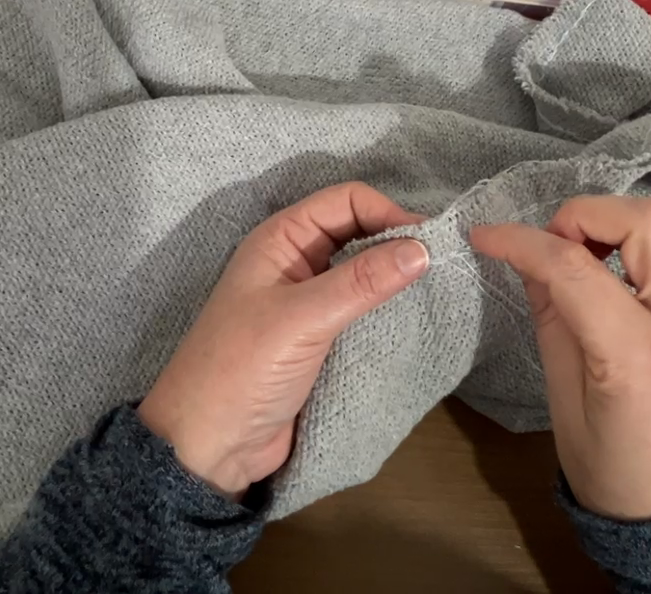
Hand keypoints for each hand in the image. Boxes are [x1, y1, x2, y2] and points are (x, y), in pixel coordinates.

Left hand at [138, 182, 429, 496]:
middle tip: (442, 263)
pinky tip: (413, 315)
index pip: (346, 201)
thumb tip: (423, 248)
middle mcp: (297, 258)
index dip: (387, 212)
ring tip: (437, 287)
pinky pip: (360, 305)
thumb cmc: (243, 368)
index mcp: (283, 238)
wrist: (208, 448)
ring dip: (394, 273)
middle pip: (357, 229)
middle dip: (396, 239)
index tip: (430, 242)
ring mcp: (308, 297)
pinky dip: (386, 305)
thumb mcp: (302, 319)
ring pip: (362, 268)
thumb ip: (362, 281)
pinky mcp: (320, 334)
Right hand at [472, 196, 650, 519]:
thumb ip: (548, 309)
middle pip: (644, 223)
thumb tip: (528, 253)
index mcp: (644, 361)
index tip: (485, 236)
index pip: (576, 269)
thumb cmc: (613, 469)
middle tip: (554, 247)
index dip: (521, 241)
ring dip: (619, 220)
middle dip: (584, 215)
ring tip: (588, 251)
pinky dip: (647, 237)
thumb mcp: (561, 393)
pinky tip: (621, 265)